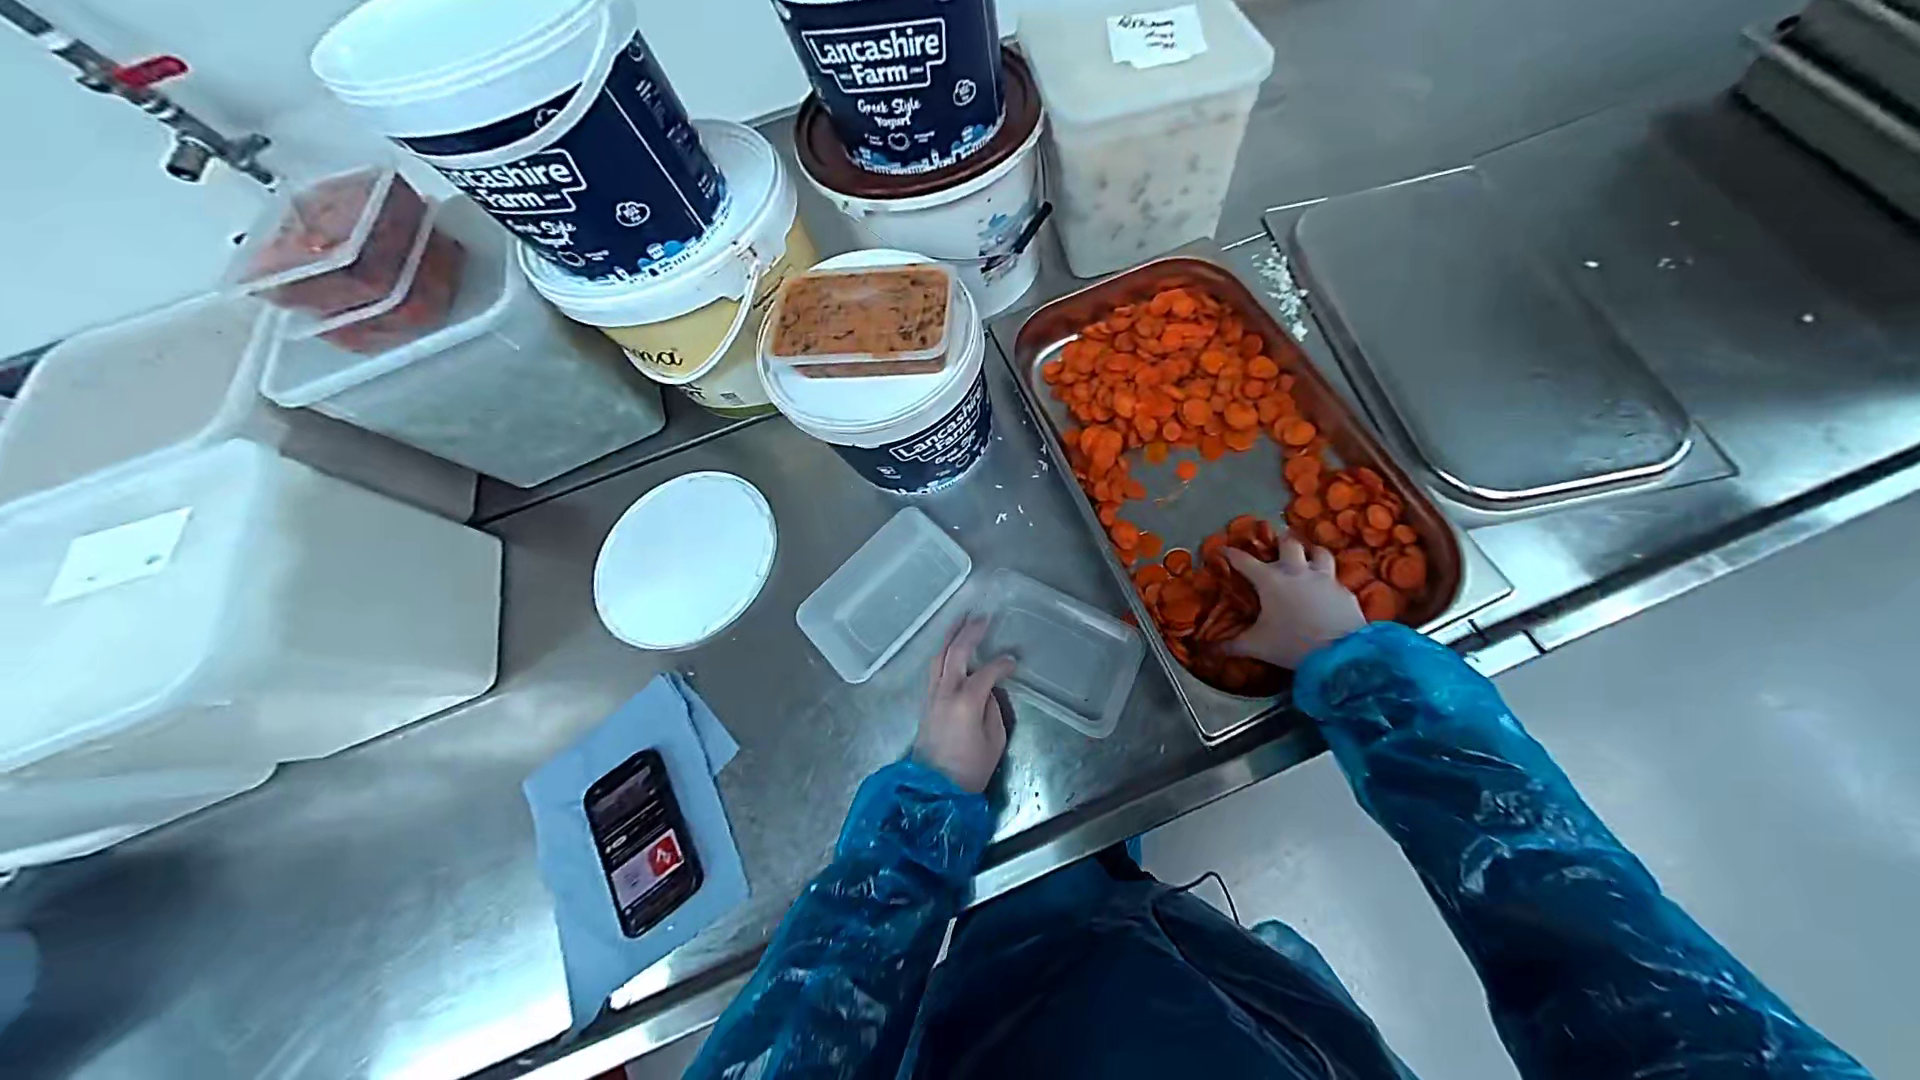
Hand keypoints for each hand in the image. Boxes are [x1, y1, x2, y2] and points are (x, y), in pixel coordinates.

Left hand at [912, 617, 1015, 793]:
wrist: (934, 789)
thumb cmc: (969, 770)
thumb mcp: (994, 741)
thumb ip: (993, 709)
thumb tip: (988, 692)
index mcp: (965, 702)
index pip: (986, 672)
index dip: (1001, 664)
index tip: (1013, 662)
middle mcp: (944, 692)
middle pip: (955, 653)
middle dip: (969, 633)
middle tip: (982, 617)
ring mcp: (931, 696)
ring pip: (938, 658)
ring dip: (950, 637)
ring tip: (962, 622)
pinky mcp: (925, 703)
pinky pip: (934, 669)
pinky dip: (944, 653)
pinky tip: (951, 650)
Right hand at [1222, 540, 1365, 669]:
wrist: (1342, 653)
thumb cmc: (1292, 643)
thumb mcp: (1257, 646)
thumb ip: (1233, 645)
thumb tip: (1211, 649)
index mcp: (1270, 580)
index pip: (1244, 560)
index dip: (1230, 553)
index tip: (1222, 549)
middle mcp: (1297, 572)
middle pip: (1289, 543)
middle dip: (1280, 540)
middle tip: (1275, 544)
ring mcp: (1324, 579)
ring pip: (1319, 552)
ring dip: (1311, 552)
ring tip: (1306, 556)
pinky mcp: (1344, 592)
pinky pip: (1335, 579)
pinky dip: (1328, 580)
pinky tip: (1326, 590)